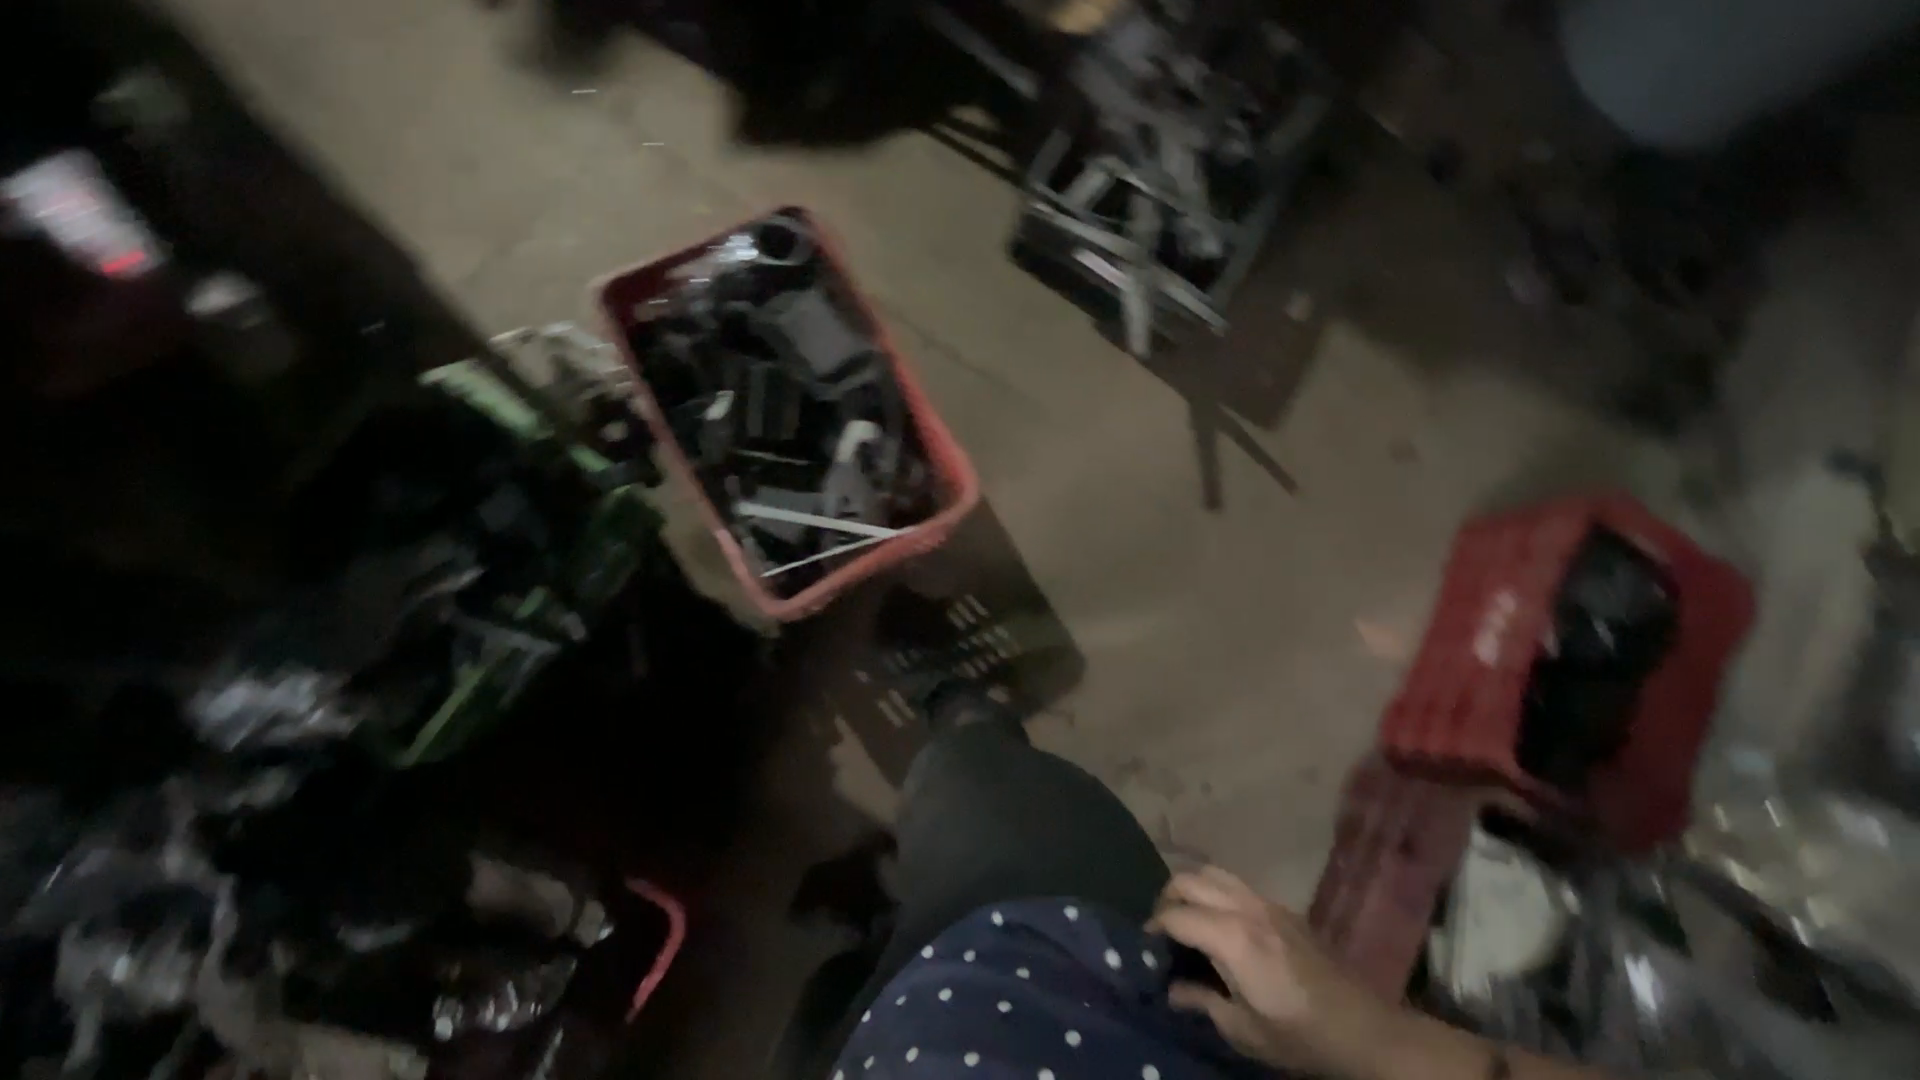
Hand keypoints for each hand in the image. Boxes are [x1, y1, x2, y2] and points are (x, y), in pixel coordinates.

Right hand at [1147, 867, 1404, 1078]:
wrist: (1362, 1029)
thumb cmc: (1297, 1033)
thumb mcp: (1242, 1030)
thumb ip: (1201, 1002)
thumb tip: (1173, 990)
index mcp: (1231, 937)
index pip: (1176, 915)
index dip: (1154, 926)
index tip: (1145, 944)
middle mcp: (1246, 908)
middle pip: (1190, 880)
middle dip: (1168, 897)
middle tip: (1162, 927)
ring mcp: (1267, 903)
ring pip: (1215, 872)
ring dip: (1193, 887)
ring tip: (1189, 916)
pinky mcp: (1284, 909)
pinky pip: (1238, 885)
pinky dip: (1218, 892)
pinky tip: (1222, 923)